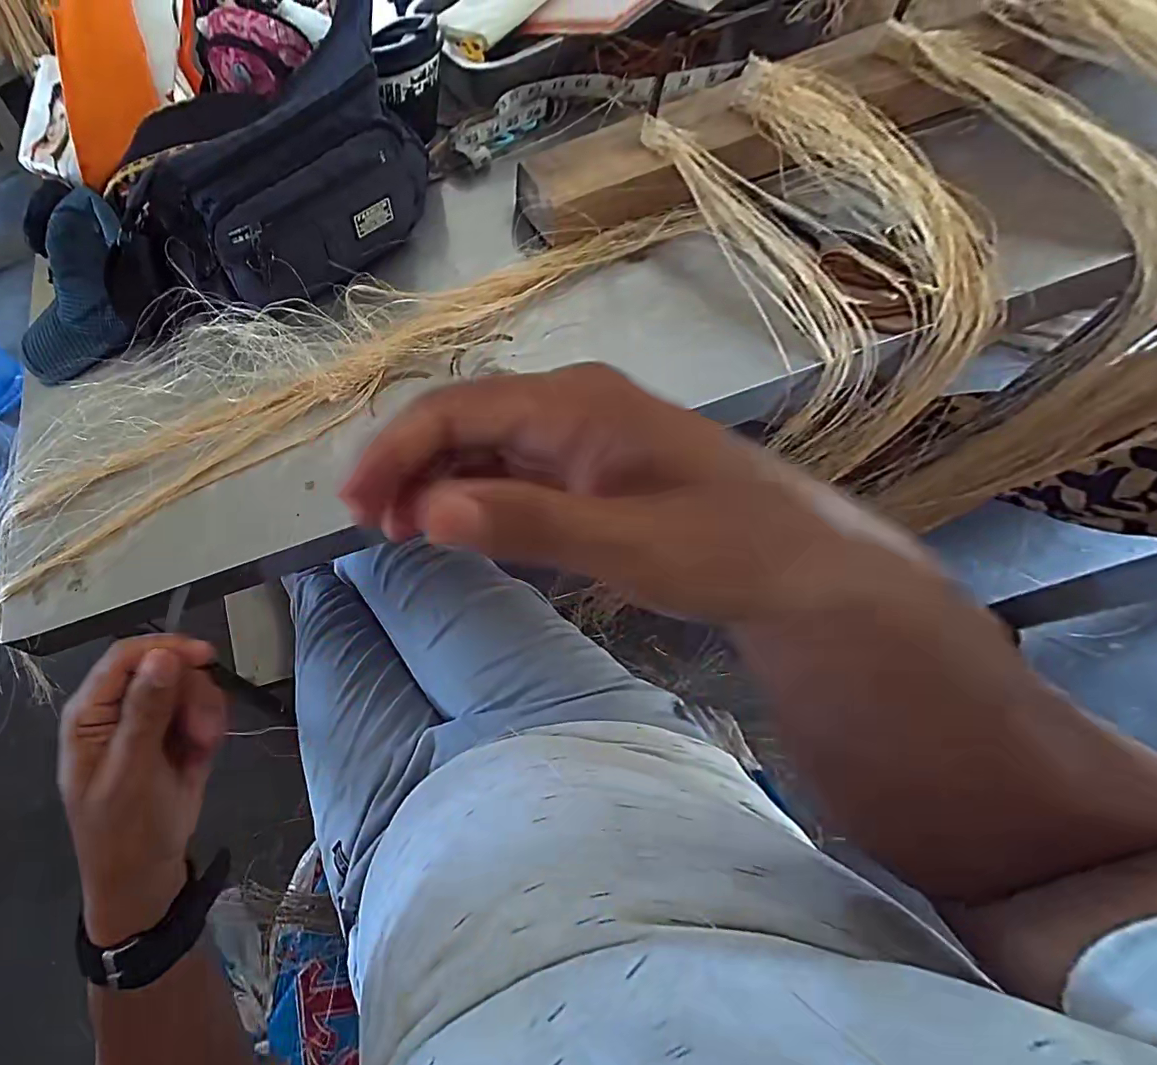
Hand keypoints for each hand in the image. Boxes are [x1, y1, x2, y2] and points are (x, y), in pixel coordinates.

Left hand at [59, 635, 226, 943]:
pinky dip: (209, 724)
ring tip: (203, 748)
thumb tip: (162, 654)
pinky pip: (200, 707)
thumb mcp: (134, 773)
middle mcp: (118, 709)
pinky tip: (204, 751)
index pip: (125, 657)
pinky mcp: (174, 734)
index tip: (205, 657)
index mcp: (90, 714)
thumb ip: (146, 711)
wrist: (146, 881)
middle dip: (191, 693)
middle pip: (164, 668)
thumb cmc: (126, 833)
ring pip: (187, 685)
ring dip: (204, 711)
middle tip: (204, 731)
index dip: (165, 649)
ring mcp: (148, 721)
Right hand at [340, 363, 942, 625]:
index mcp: (573, 404)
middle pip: (458, 420)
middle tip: (368, 524)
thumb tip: (428, 512)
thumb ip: (529, 524)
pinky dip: (465, 495)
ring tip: (397, 530)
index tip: (354, 504)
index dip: (395, 452)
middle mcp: (565, 405)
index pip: (456, 410)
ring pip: (475, 446)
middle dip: (403, 466)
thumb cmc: (727, 548)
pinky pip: (503, 470)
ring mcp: (572, 435)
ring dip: (428, 481)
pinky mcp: (579, 466)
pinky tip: (449, 524)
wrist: (802, 567)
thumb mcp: (628, 543)